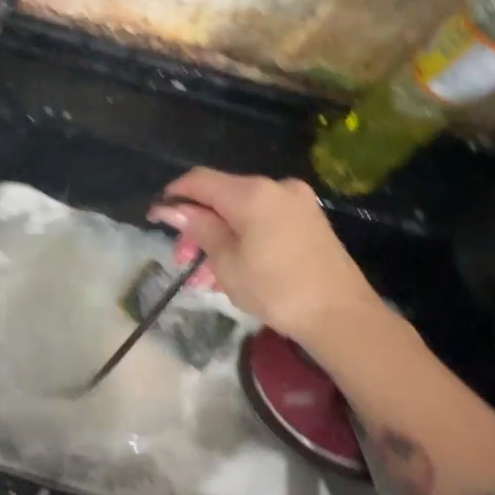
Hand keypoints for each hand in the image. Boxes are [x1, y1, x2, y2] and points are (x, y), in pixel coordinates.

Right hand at [147, 168, 383, 348]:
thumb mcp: (226, 262)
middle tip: (183, 261)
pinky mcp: (307, 220)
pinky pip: (261, 221)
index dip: (173, 196)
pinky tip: (229, 270)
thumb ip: (199, 229)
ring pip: (241, 213)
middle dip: (196, 225)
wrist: (339, 314)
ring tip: (204, 277)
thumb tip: (171, 208)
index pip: (199, 180)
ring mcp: (296, 203)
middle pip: (221, 196)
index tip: (154, 218)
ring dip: (217, 238)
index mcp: (252, 193)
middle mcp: (276, 187)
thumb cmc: (275, 289)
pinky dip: (240, 239)